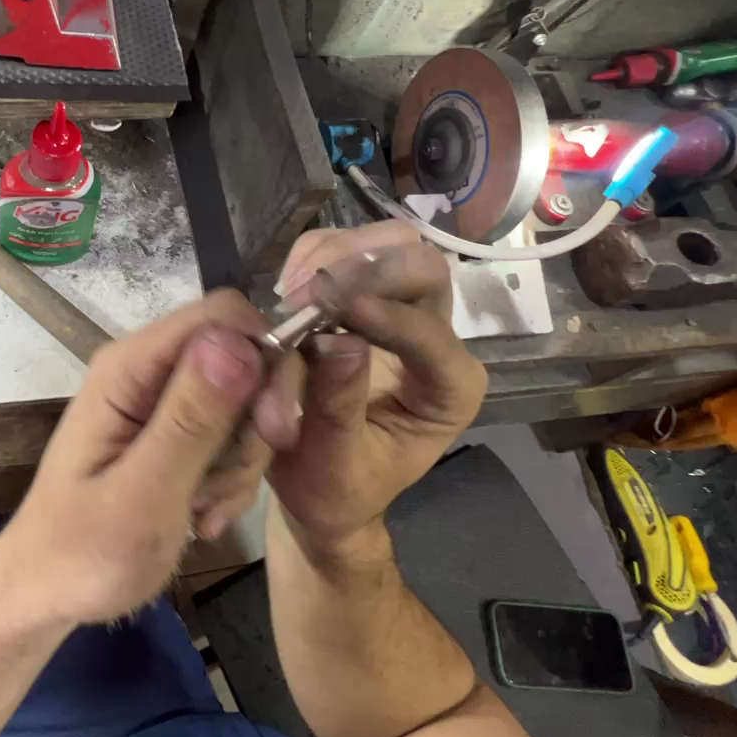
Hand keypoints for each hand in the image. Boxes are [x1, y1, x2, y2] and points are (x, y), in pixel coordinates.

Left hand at [0, 291, 296, 625]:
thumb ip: (191, 419)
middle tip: (229, 485)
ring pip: (244, 401)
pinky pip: (230, 434)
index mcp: (130, 367)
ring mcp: (160, 399)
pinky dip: (229, 477)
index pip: (223, 315)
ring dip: (240, 461)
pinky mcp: (172, 429)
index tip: (274, 428)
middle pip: (242, 356)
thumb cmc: (84, 553)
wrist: (49, 591)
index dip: (263, 357)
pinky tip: (200, 516)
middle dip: (254, 422)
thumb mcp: (144, 495)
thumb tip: (237, 342)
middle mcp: (147, 369)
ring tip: (201, 511)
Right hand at [270, 221, 487, 550]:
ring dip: (336, 256)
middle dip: (365, 268)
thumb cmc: (333, 488)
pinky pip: (349, 250)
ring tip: (290, 293)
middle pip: (423, 267)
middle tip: (306, 292)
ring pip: (390, 246)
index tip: (322, 308)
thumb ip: (339, 405)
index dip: (380, 314)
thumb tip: (336, 341)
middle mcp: (437, 342)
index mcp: (448, 389)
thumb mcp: (334, 464)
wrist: (319, 490)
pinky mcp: (366, 301)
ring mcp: (403, 314)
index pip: (428, 331)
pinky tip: (287, 288)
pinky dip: (315, 255)